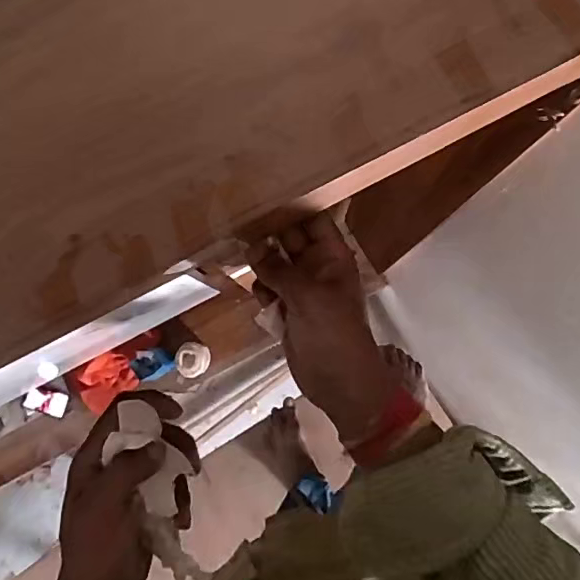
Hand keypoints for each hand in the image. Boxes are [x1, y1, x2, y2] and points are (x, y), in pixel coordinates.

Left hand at [53, 390, 197, 579]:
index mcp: (94, 457)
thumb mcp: (106, 501)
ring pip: (163, 461)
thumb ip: (130, 466)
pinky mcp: (144, 508)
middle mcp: (111, 465)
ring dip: (180, 473)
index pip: (120, 412)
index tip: (176, 412)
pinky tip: (180, 520)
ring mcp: (129, 487)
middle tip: (192, 460)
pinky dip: (179, 499)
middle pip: (148, 434)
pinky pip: (169, 489)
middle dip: (173, 443)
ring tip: (186, 496)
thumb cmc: (96, 548)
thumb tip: (158, 447)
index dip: (148, 403)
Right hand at [250, 212, 399, 443]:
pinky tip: (259, 296)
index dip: (294, 208)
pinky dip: (262, 288)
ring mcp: (302, 289)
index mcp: (333, 257)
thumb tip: (252, 247)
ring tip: (245, 260)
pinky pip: (270, 288)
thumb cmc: (333, 334)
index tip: (264, 196)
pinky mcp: (288, 309)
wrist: (339, 383)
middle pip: (290, 239)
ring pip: (276, 263)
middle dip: (270, 233)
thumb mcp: (306, 296)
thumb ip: (277, 269)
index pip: (314, 220)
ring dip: (262, 263)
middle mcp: (317, 267)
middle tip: (240, 222)